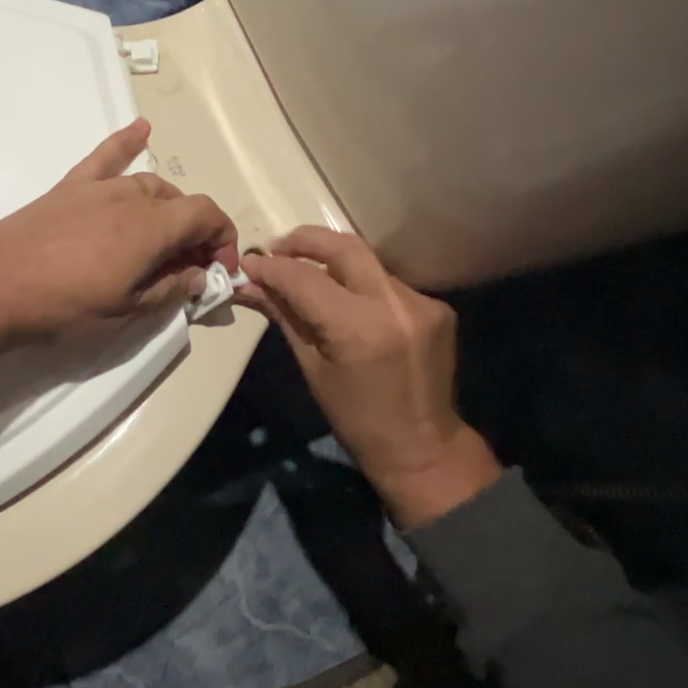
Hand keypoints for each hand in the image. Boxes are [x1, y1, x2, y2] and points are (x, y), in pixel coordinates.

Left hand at [0, 120, 237, 406]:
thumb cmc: (66, 304)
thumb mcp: (128, 308)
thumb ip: (170, 288)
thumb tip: (199, 276)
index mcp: (154, 226)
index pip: (208, 216)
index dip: (224, 239)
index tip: (220, 269)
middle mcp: (134, 196)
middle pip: (181, 202)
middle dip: (194, 233)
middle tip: (187, 268)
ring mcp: (101, 186)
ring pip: (150, 184)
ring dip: (168, 207)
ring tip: (165, 239)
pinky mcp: (72, 185)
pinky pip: (106, 155)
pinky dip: (127, 141)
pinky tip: (143, 128)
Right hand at [240, 227, 501, 527]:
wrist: (421, 446)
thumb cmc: (355, 418)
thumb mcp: (311, 368)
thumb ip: (285, 317)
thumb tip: (250, 285)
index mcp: (357, 328)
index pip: (305, 279)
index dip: (272, 268)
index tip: (249, 265)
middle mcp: (394, 305)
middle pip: (345, 247)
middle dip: (305, 240)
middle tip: (276, 247)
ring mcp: (421, 303)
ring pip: (368, 264)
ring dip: (334, 263)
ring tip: (306, 272)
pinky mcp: (437, 307)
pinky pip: (388, 284)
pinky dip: (362, 286)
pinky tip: (347, 301)